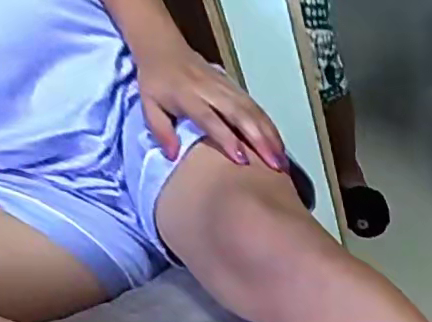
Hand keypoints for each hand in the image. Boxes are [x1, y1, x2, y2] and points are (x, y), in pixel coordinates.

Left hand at [130, 40, 286, 167]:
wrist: (163, 46)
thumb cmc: (156, 82)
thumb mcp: (148, 105)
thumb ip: (160, 130)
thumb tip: (172, 156)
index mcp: (187, 95)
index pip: (210, 118)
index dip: (227, 138)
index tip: (242, 160)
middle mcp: (209, 90)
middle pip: (239, 114)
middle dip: (260, 140)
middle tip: (274, 165)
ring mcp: (225, 87)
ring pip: (252, 111)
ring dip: (270, 136)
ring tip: (282, 160)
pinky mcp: (235, 87)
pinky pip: (256, 107)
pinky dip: (270, 127)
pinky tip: (280, 146)